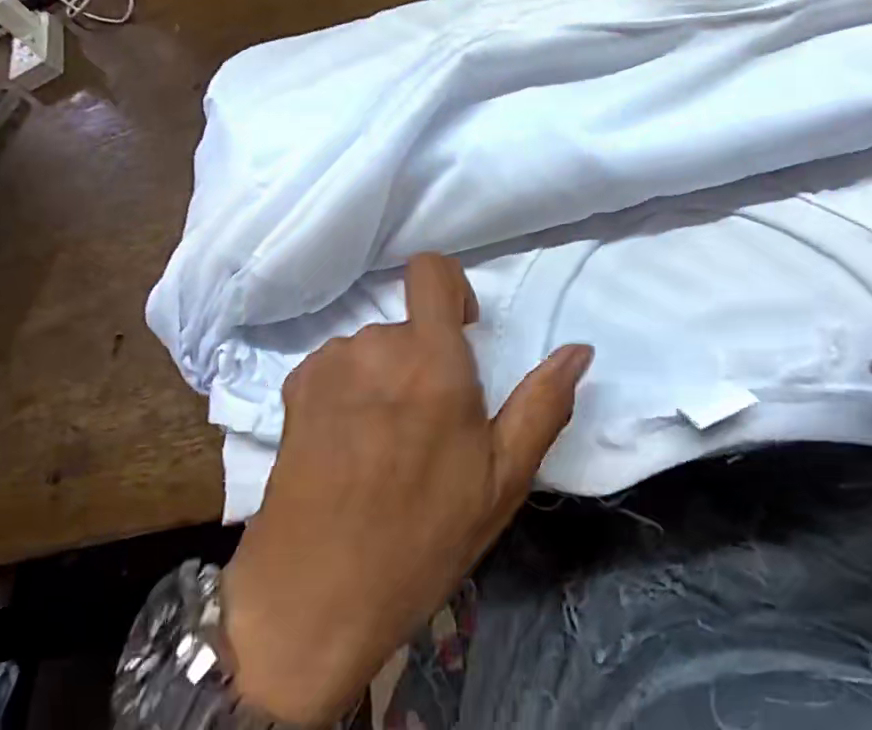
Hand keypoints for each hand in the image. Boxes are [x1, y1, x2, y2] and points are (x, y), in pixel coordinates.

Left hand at [218, 254, 592, 723]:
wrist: (314, 600)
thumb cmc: (422, 539)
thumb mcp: (502, 479)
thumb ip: (543, 403)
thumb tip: (579, 350)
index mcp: (432, 362)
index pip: (431, 271)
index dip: (453, 289)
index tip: (463, 333)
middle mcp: (375, 348)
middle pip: (409, 324)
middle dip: (426, 358)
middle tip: (431, 427)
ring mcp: (327, 367)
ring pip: (373, 348)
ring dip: (387, 377)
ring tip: (388, 445)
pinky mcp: (292, 392)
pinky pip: (337, 368)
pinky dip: (351, 390)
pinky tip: (350, 448)